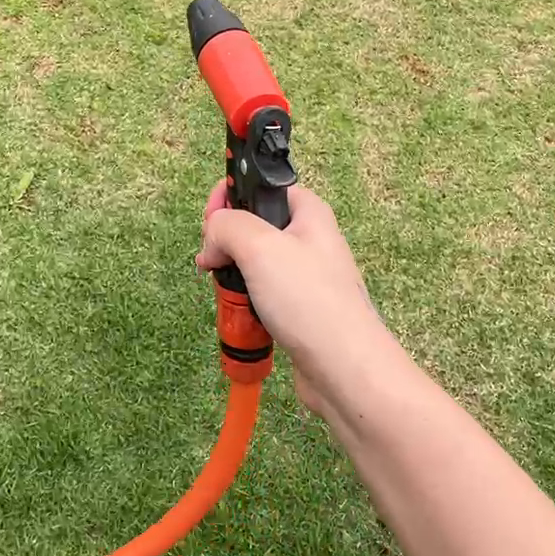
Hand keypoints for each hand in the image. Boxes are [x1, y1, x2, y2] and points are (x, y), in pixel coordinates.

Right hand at [196, 181, 389, 416]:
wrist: (344, 369)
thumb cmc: (308, 300)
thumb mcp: (259, 246)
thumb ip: (227, 226)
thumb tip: (212, 238)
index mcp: (308, 212)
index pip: (260, 187)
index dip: (229, 198)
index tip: (210, 223)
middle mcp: (309, 239)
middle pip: (251, 225)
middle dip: (224, 240)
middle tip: (213, 260)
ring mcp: (304, 275)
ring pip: (252, 261)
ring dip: (231, 273)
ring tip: (225, 290)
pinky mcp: (297, 307)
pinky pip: (261, 292)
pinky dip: (244, 299)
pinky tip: (240, 311)